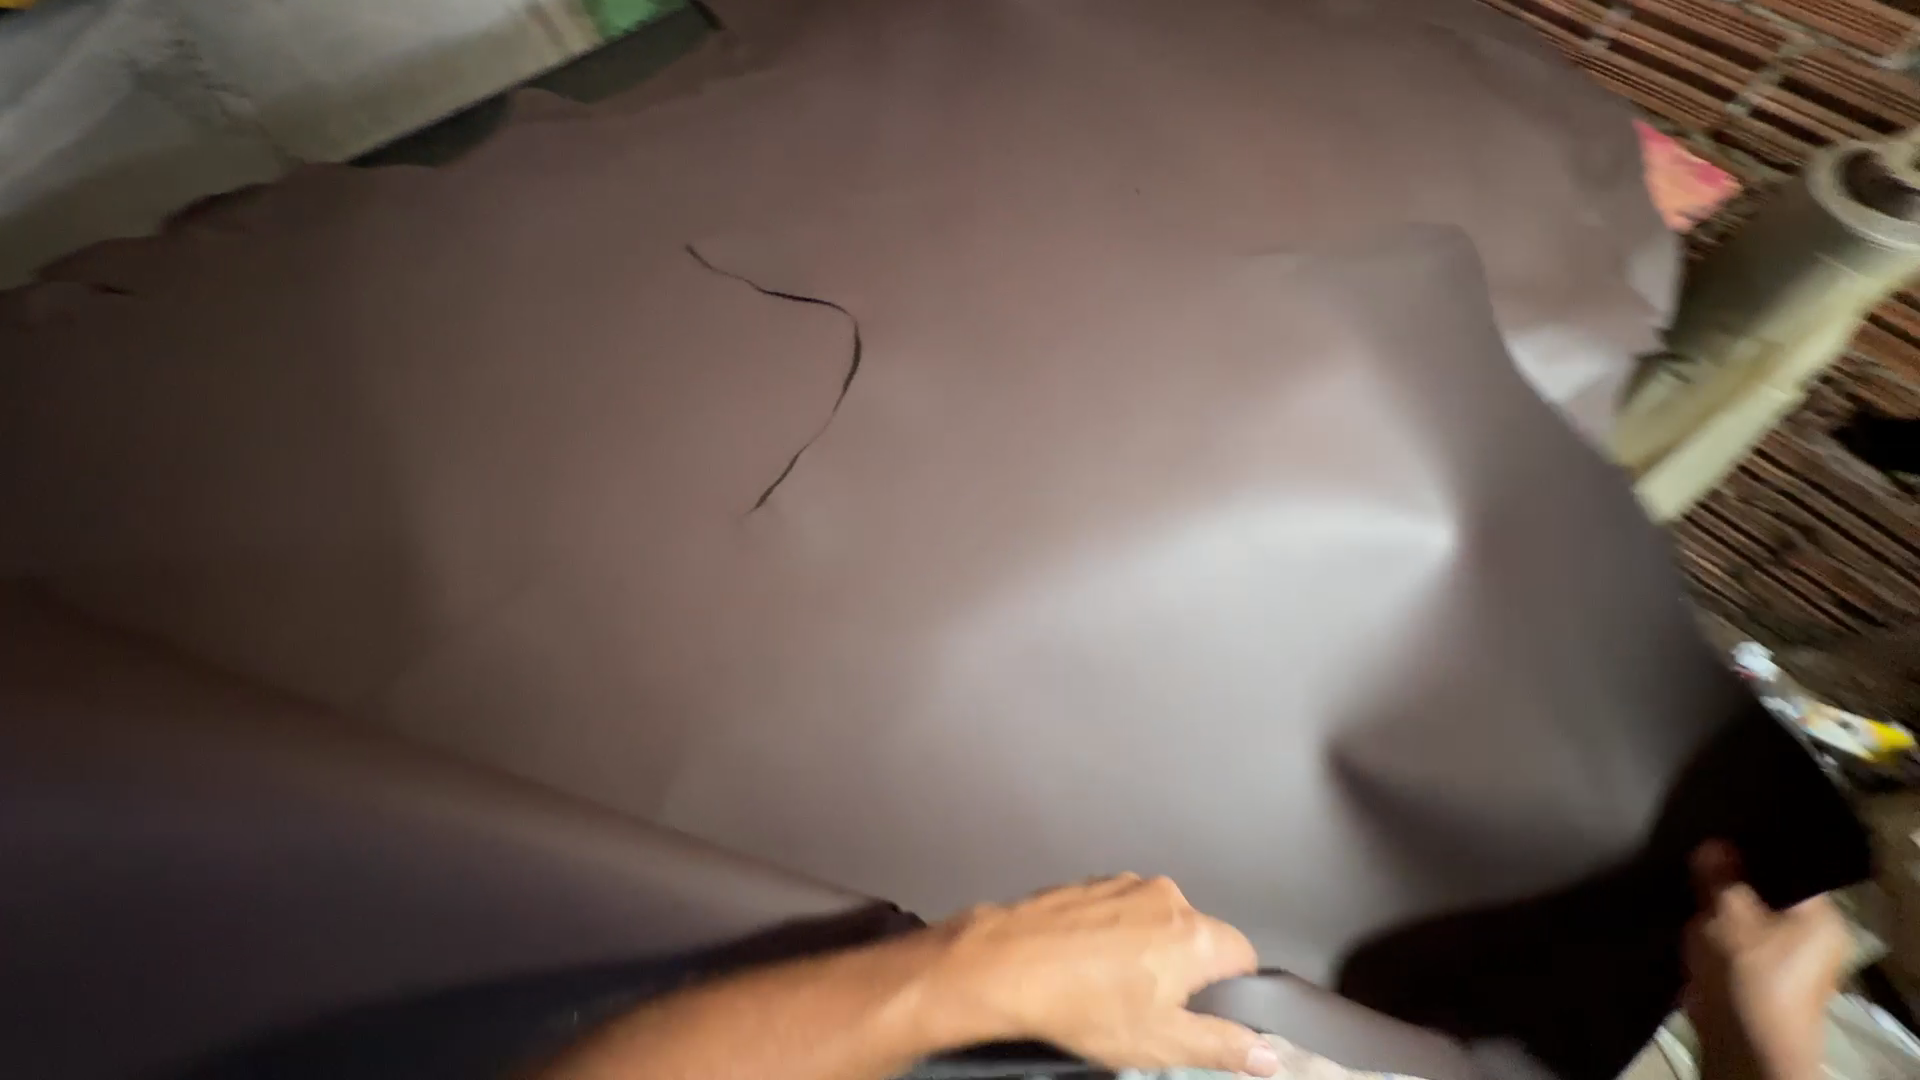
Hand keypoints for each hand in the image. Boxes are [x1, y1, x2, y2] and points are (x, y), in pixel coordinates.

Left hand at [917, 874, 1276, 1075]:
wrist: (1009, 962)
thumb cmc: (1082, 1004)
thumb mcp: (1162, 1043)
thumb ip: (1222, 1045)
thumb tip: (1264, 1053)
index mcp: (1193, 934)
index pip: (1243, 955)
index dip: (1233, 988)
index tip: (1212, 1009)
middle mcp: (1164, 898)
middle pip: (1198, 934)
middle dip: (1186, 968)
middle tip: (1155, 1004)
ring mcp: (1125, 884)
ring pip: (1156, 920)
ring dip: (1148, 948)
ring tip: (1113, 984)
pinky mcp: (1092, 881)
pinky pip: (1121, 908)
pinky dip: (1115, 931)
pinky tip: (1088, 961)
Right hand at [1683, 842, 1848, 1079]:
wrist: (1741, 1034)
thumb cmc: (1746, 970)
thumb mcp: (1727, 914)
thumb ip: (1720, 876)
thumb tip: (1715, 843)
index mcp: (1821, 920)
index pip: (1787, 870)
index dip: (1749, 851)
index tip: (1710, 835)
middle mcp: (1812, 936)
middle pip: (1764, 892)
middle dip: (1726, 878)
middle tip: (1689, 855)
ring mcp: (1787, 956)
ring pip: (1745, 914)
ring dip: (1715, 904)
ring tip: (1682, 881)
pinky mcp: (1758, 970)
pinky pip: (1734, 934)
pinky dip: (1712, 925)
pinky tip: (1686, 913)